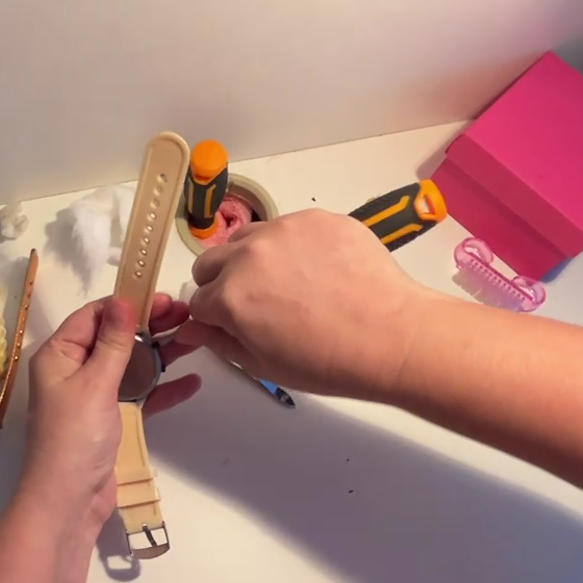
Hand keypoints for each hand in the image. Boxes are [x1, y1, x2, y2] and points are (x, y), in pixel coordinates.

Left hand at [20, 294, 200, 524]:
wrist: (69, 501)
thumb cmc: (74, 438)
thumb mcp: (95, 384)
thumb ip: (113, 343)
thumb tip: (123, 302)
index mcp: (59, 355)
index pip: (93, 316)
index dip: (128, 303)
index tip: (163, 297)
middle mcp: (74, 370)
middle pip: (116, 338)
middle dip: (150, 325)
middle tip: (188, 314)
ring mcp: (94, 396)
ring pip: (132, 365)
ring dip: (161, 353)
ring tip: (196, 338)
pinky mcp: (112, 419)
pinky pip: (140, 395)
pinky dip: (162, 388)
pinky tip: (191, 381)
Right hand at [178, 209, 441, 399]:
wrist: (391, 337)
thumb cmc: (327, 362)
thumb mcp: (263, 364)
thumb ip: (219, 342)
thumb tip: (191, 330)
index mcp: (229, 297)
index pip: (197, 302)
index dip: (211, 318)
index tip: (231, 325)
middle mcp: (247, 256)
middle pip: (209, 263)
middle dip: (220, 284)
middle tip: (254, 304)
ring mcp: (282, 230)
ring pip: (243, 239)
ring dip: (250, 259)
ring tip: (285, 283)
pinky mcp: (314, 217)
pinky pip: (284, 227)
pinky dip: (289, 246)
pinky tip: (316, 270)